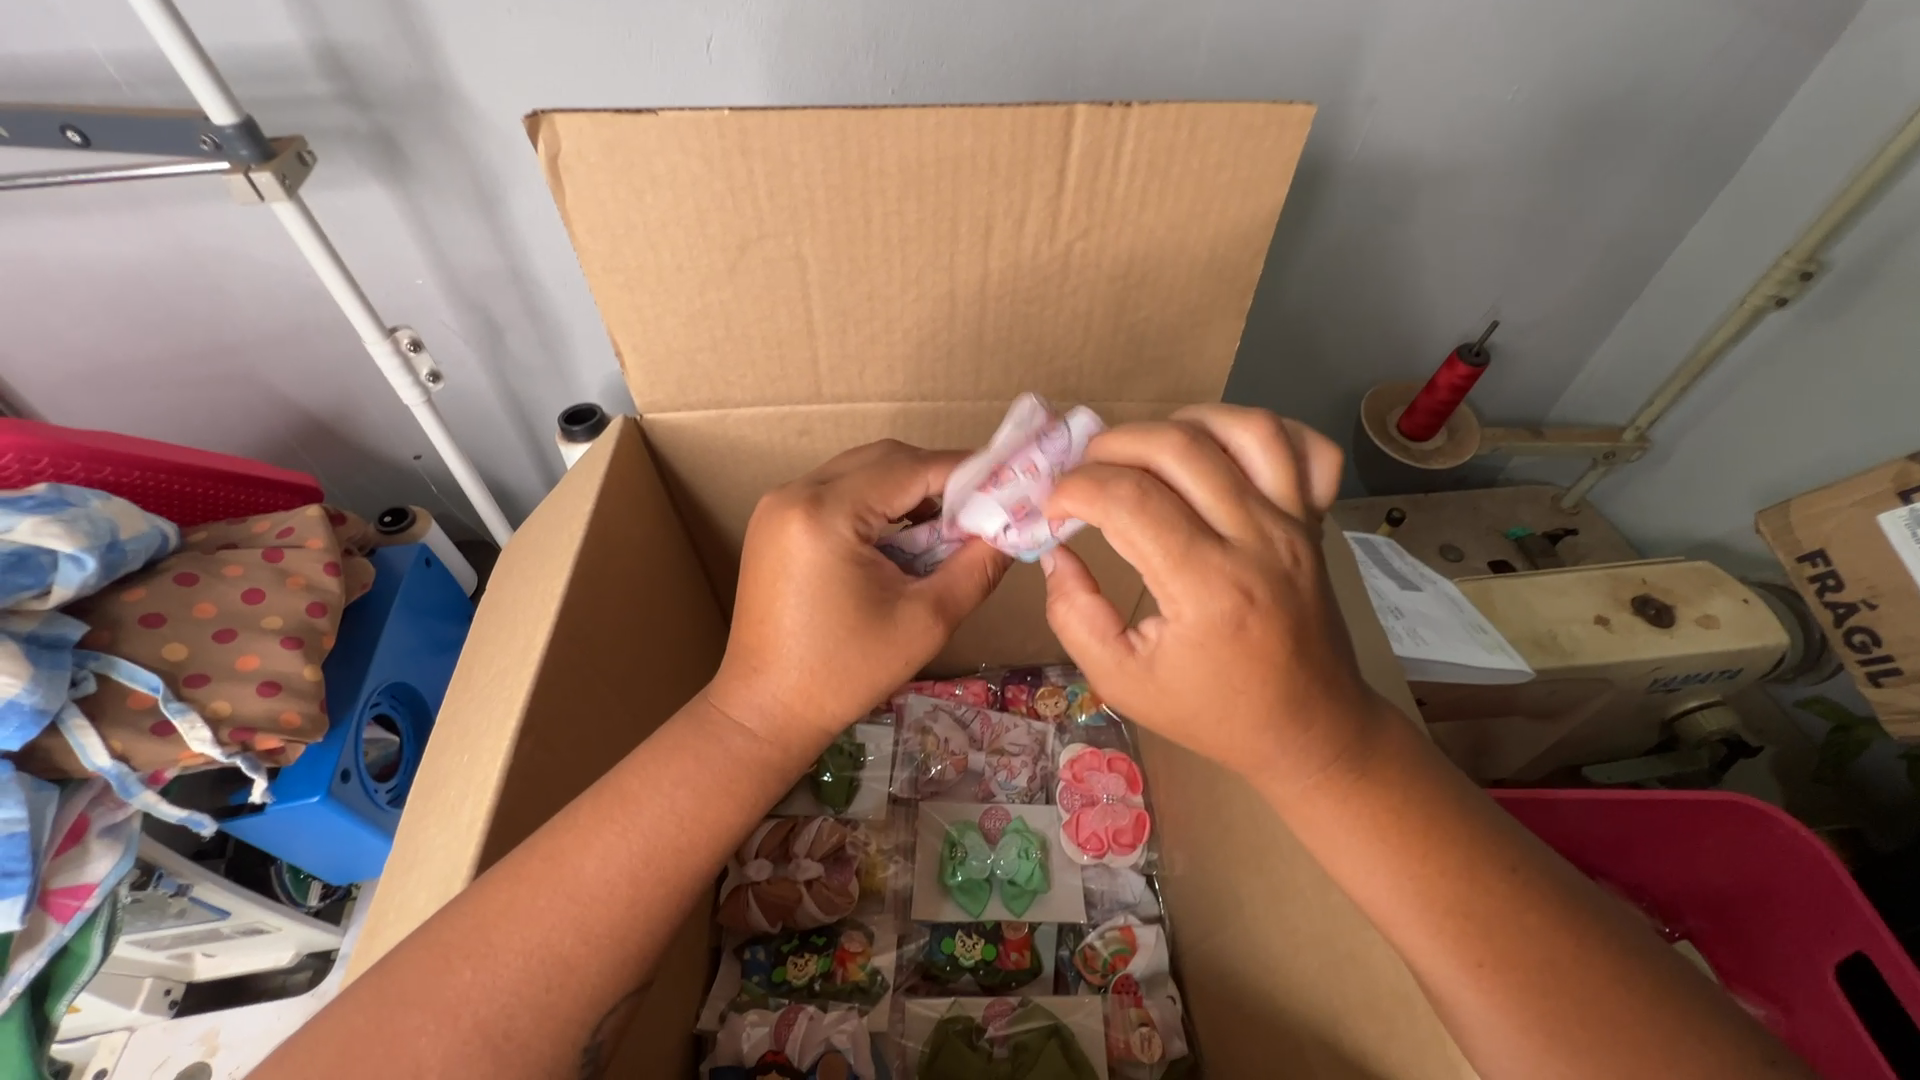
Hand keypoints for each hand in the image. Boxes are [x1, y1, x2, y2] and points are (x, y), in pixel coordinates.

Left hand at [706, 439, 1010, 751]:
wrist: (768, 708)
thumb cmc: (846, 672)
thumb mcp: (926, 621)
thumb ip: (977, 567)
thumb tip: (1012, 529)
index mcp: (826, 513)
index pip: (911, 467)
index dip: (965, 472)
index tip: (1006, 485)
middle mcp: (795, 493)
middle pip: (884, 458)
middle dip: (936, 478)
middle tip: (978, 511)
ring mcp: (777, 505)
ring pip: (860, 469)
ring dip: (906, 489)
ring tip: (942, 529)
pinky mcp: (774, 521)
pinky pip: (837, 490)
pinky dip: (875, 501)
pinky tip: (899, 538)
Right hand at [1041, 406, 1392, 790]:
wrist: (1309, 728)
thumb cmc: (1212, 711)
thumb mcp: (1122, 681)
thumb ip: (1075, 616)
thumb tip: (1056, 554)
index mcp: (1206, 586)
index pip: (1128, 499)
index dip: (1074, 490)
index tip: (1053, 511)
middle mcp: (1256, 539)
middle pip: (1177, 447)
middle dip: (1110, 447)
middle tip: (1084, 477)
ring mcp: (1294, 522)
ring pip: (1243, 428)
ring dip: (1180, 424)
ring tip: (1143, 455)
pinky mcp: (1314, 520)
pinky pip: (1304, 447)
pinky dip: (1259, 432)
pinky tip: (1219, 453)